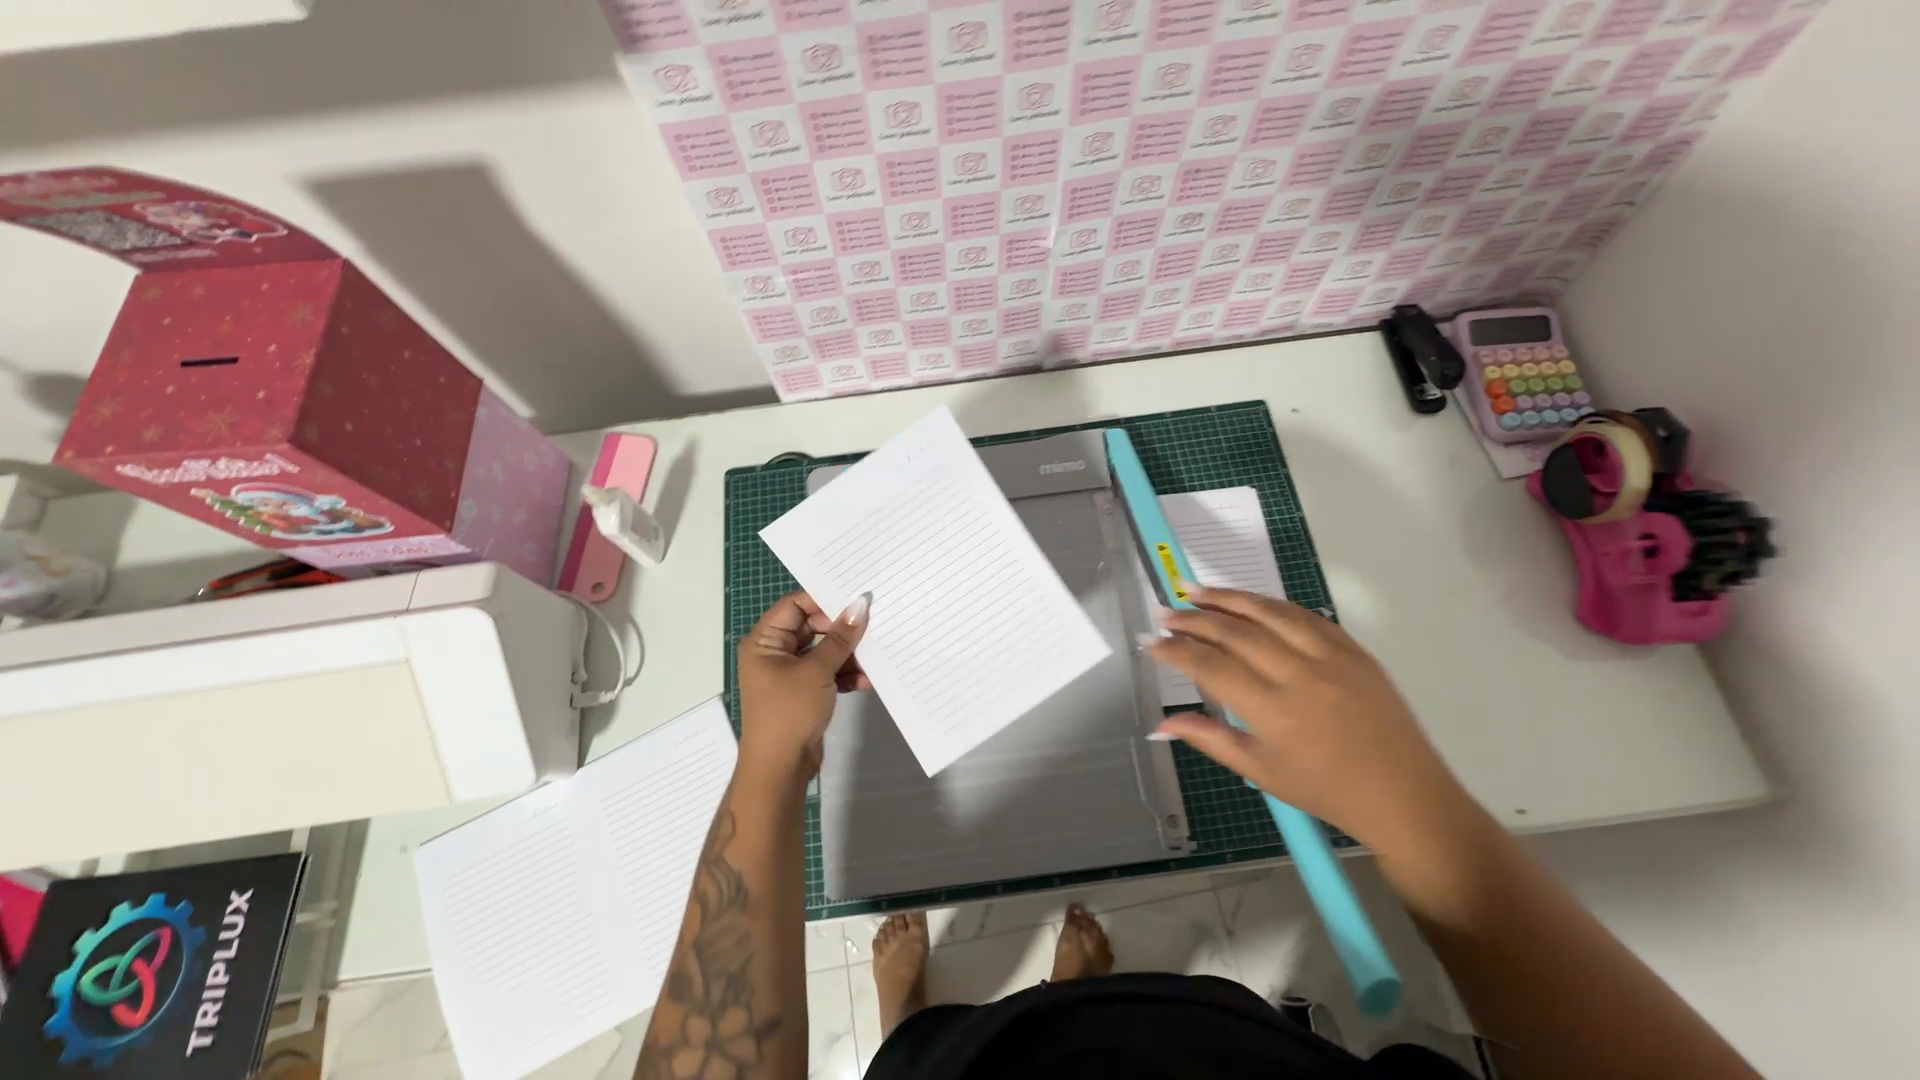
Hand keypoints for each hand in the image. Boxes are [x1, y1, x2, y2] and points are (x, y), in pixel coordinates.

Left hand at [736, 590, 869, 779]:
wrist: (781, 767)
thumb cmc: (789, 712)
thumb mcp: (817, 671)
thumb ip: (840, 638)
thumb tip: (860, 605)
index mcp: (764, 641)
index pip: (794, 605)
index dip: (824, 600)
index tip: (855, 601)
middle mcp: (773, 653)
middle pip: (812, 627)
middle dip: (841, 630)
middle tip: (872, 627)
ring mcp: (788, 674)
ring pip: (822, 651)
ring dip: (847, 655)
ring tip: (874, 657)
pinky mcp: (803, 692)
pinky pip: (826, 673)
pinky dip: (844, 675)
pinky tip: (866, 680)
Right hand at [1147, 587, 1469, 848]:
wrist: (1403, 794)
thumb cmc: (1326, 791)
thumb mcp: (1260, 772)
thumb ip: (1209, 738)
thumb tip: (1160, 724)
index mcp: (1274, 712)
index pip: (1211, 667)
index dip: (1176, 651)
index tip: (1151, 643)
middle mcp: (1300, 675)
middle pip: (1235, 632)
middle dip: (1194, 619)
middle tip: (1165, 613)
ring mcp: (1331, 657)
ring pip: (1270, 612)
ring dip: (1228, 598)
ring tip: (1196, 591)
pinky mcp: (1354, 650)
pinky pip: (1305, 616)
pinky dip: (1271, 604)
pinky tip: (1249, 602)